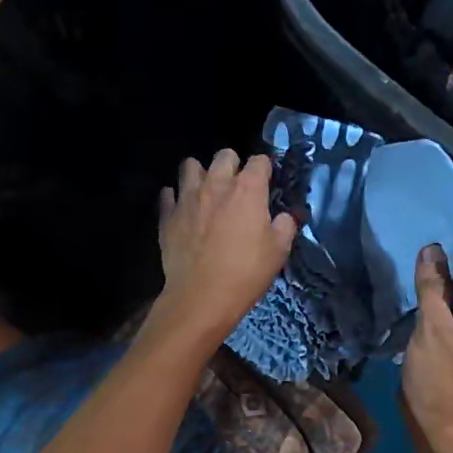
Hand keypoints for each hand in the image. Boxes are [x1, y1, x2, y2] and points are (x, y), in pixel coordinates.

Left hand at [148, 149, 296, 348]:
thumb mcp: (279, 251)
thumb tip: (285, 216)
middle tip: (237, 186)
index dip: (265, 169)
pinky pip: (168, 194)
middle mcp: (216, 184)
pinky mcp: (167, 216)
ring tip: (207, 192)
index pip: (259, 161)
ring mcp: (187, 198)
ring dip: (201, 174)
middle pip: (224, 156)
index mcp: (247, 189)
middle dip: (233, 165)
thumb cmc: (247, 272)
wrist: (202, 297)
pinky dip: (176, 198)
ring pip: (190, 166)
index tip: (267, 182)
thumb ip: (285, 226)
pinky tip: (183, 210)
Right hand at [401, 244, 452, 439]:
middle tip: (429, 232)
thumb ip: (433, 285)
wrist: (434, 421)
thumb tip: (431, 248)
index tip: (448, 223)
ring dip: (445, 275)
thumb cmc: (439, 377)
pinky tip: (421, 277)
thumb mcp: (433, 327)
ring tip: (422, 249)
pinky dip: (440, 293)